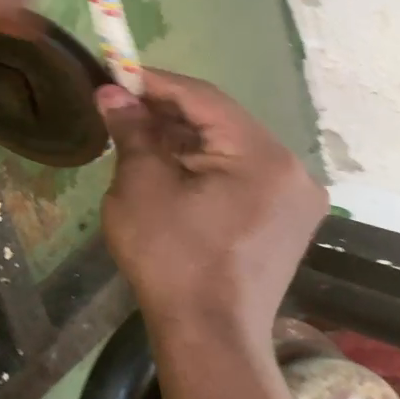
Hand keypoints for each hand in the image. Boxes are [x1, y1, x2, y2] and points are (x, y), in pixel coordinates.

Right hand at [99, 70, 327, 336]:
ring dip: (178, 132)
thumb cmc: (170, 251)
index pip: (203, 98)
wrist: (208, 327)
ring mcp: (291, 195)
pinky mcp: (281, 215)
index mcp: (262, 157)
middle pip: (218, 119)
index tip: (108, 71)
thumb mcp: (141, 183)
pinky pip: (236, 168)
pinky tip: (159, 161)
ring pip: (226, 143)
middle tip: (112, 102)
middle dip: (163, 107)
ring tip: (128, 130)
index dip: (152, 80)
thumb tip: (110, 91)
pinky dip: (196, 157)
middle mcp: (290, 169)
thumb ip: (132, 130)